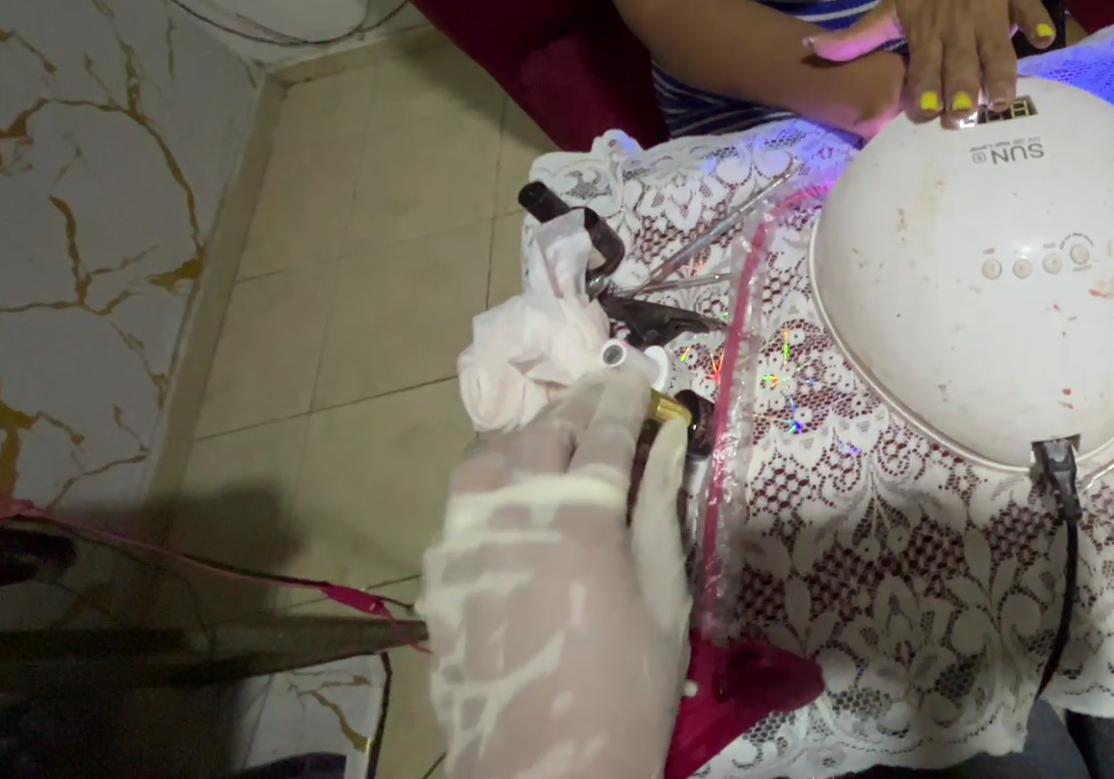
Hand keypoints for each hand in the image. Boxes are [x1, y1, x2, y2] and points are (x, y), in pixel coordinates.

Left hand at [419, 372, 689, 778]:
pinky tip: (513, 496)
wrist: (546, 770)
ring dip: (525, 435)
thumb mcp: (666, 591)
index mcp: (584, 518)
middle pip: (544, 431)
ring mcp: (468, 545)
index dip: (624, 397)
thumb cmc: (629, 682)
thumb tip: (672, 438)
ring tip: (554, 434)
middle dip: (578, 402)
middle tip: (603, 390)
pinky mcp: (440, 579)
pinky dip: (490, 484)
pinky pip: (459, 506)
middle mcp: (518, 515)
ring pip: (486, 458)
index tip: (637, 375)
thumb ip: (662, 505)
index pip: (606, 431)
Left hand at [807, 0, 1054, 123]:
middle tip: (963, 116)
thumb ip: (859, 35)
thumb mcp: (892, 2)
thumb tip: (811, 51)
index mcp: (925, 27)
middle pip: (958, 61)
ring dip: (998, 70)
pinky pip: (1029, 7)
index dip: (923, 87)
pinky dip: (1037, 21)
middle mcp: (955, 21)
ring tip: (1002, 98)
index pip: (922, 64)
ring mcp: (988, 4)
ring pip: (994, 43)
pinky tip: (1043, 39)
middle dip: (960, 88)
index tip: (925, 113)